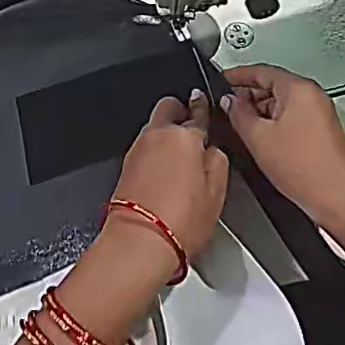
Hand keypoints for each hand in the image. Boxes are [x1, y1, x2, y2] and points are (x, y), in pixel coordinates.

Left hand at [60, 93, 228, 337]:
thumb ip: (218, 161)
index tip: (204, 104)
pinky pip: (144, 147)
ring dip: (165, 133)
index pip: (198, 112)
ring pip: (153, 127)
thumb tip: (213, 151)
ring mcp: (138, 149)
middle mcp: (157, 135)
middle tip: (191, 123)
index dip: (203, 107)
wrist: (139, 240)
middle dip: (179, 110)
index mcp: (184, 136)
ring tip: (180, 155)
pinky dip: (154, 151)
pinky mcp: (126, 164)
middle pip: (168, 107)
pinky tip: (164, 170)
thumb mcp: (217, 192)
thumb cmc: (178, 221)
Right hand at [223, 64, 344, 235]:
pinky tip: (263, 140)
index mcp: (299, 89)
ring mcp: (320, 113)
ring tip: (244, 129)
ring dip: (260, 112)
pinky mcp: (321, 130)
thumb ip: (238, 113)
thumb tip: (230, 102)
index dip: (236, 75)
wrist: (337, 199)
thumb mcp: (258, 137)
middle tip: (228, 107)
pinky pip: (291, 117)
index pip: (261, 70)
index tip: (222, 79)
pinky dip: (274, 124)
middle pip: (272, 84)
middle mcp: (313, 97)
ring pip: (281, 102)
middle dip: (247, 96)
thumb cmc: (309, 170)